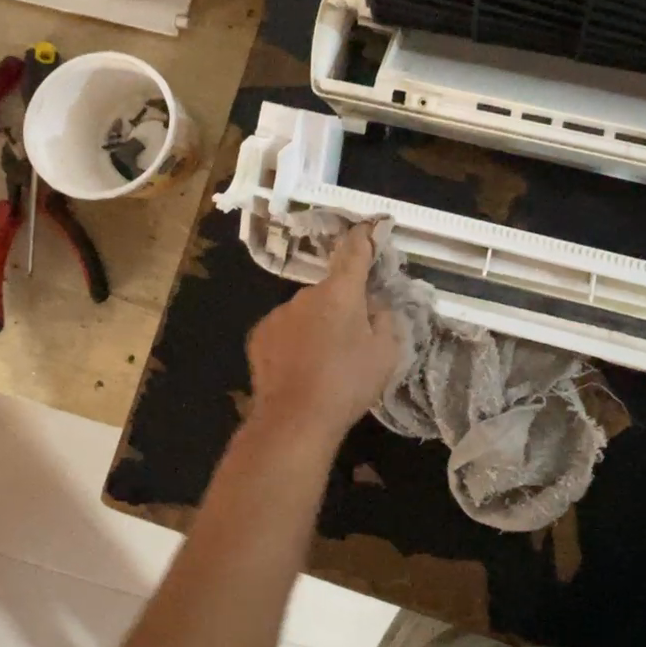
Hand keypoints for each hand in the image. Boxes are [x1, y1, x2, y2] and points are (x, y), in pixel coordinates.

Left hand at [244, 224, 401, 446]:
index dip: (365, 237)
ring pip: (307, 312)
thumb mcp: (386, 354)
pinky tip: (301, 369)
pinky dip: (295, 341)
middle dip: (343, 306)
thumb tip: (374, 306)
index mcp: (341, 292)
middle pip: (332, 290)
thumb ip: (385, 321)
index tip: (372, 226)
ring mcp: (278, 314)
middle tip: (355, 339)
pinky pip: (286, 330)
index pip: (354, 252)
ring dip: (318, 326)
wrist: (294, 420)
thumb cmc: (347, 383)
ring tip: (325, 363)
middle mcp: (305, 294)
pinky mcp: (260, 336)